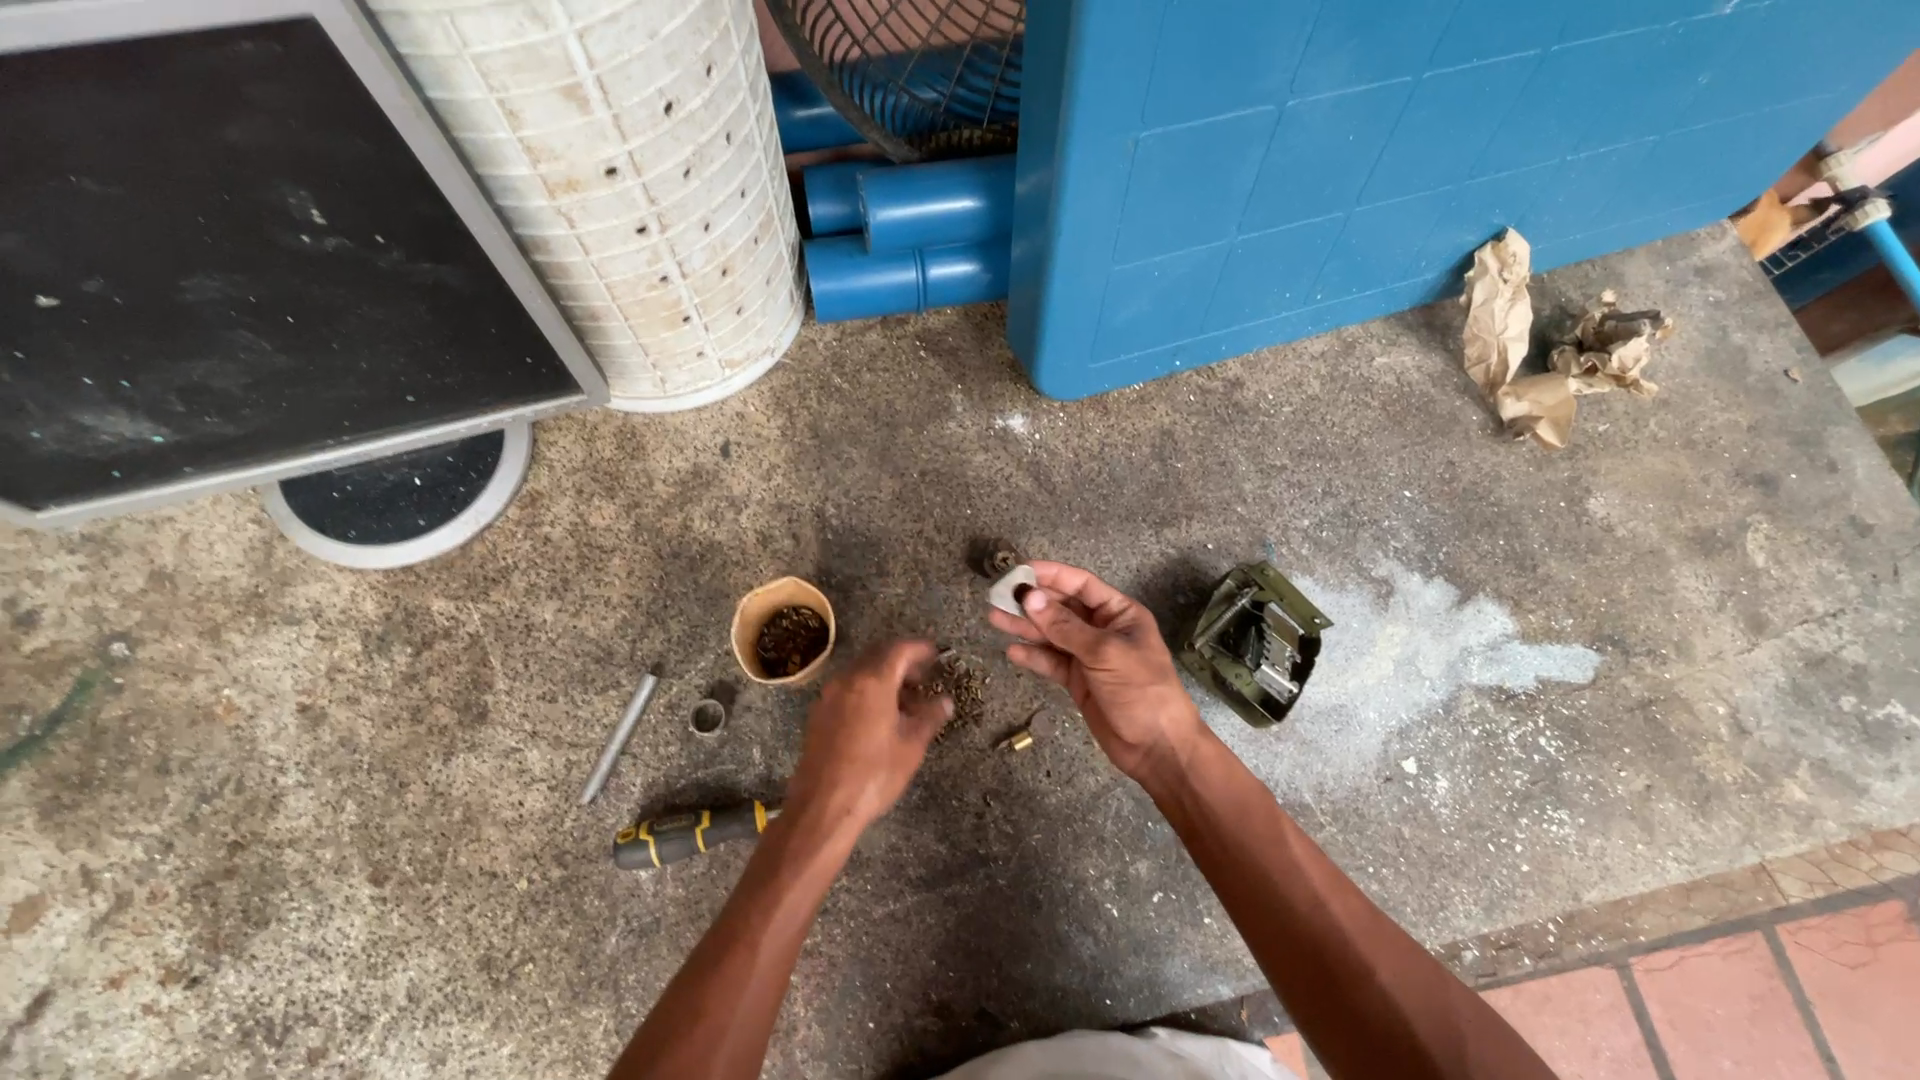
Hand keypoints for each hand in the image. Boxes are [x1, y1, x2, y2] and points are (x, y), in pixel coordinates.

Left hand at [783, 640, 950, 836]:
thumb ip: (930, 717)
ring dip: (884, 677)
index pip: (900, 649)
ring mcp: (829, 696)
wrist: (823, 805)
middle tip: (924, 678)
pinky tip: (880, 716)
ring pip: (861, 672)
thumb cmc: (874, 774)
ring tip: (906, 702)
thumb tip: (945, 701)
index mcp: (873, 681)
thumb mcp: (911, 746)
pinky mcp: (819, 713)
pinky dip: (867, 691)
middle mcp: (847, 680)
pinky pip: (848, 689)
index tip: (936, 654)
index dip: (920, 649)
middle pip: (878, 655)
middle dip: (902, 661)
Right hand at [988, 561, 1203, 782]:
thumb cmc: (1141, 690)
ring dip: (1025, 627)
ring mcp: (1089, 656)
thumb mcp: (1104, 652)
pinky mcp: (1078, 681)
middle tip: (998, 595)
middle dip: (1032, 601)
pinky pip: (1051, 662)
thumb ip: (1065, 627)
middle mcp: (1102, 629)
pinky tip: (1012, 652)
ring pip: (1052, 635)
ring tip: (994, 618)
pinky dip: (1033, 657)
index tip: (1019, 569)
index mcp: (1119, 613)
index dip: (1051, 575)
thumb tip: (1030, 597)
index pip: (1081, 584)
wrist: (1156, 746)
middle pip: (1062, 607)